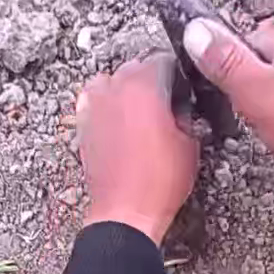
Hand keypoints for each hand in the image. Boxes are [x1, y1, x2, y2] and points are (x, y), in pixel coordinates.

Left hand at [76, 53, 199, 246]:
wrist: (126, 213)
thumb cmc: (158, 183)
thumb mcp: (189, 145)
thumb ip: (185, 115)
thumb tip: (180, 107)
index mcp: (144, 86)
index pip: (164, 60)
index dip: (179, 74)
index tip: (186, 88)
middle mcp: (114, 88)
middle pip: (135, 68)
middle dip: (152, 80)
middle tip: (168, 103)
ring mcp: (94, 106)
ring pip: (111, 81)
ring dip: (126, 89)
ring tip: (142, 112)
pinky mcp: (83, 126)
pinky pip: (94, 102)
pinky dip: (107, 104)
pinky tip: (120, 120)